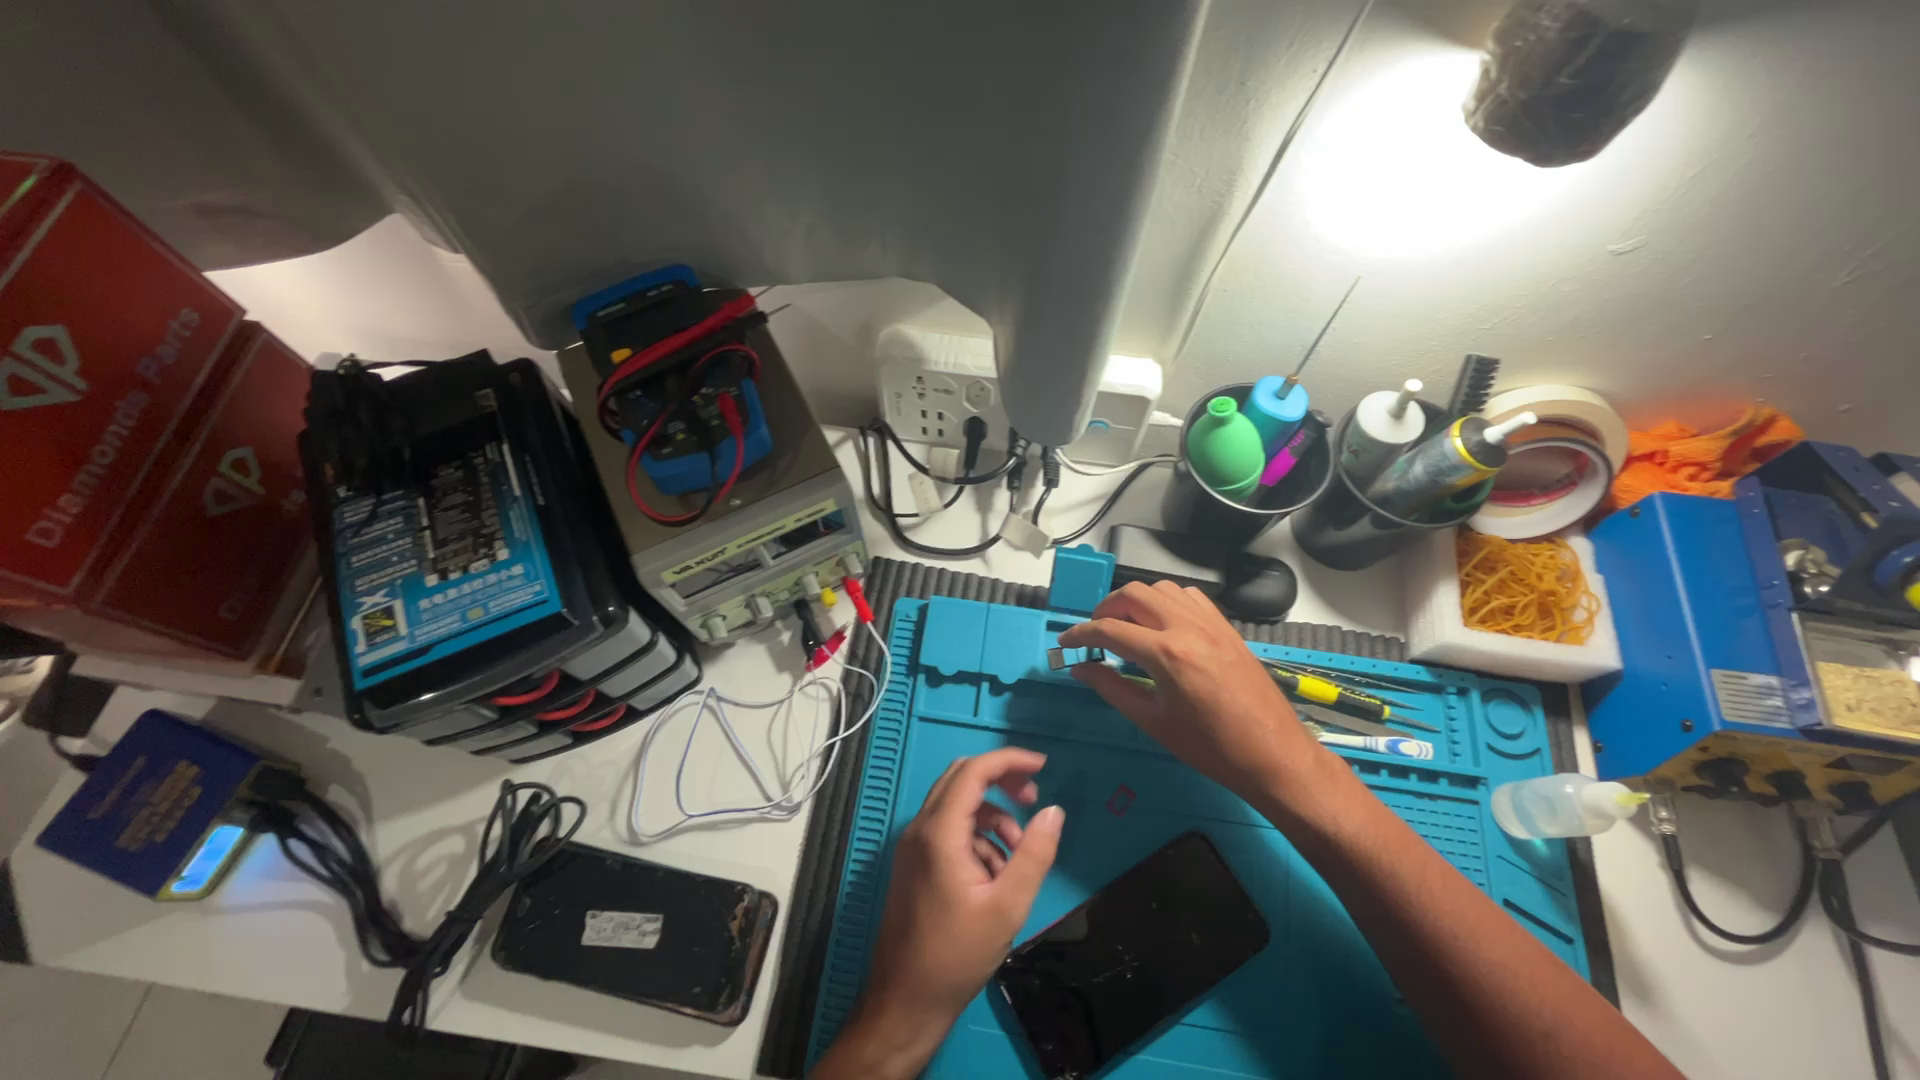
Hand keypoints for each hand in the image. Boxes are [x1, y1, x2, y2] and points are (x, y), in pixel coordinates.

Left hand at [815, 748, 1063, 1078]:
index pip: (973, 771)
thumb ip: (1034, 854)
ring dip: (992, 817)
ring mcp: (913, 847)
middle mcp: (920, 829)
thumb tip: (1053, 811)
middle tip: (1034, 800)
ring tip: (1018, 855)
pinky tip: (996, 875)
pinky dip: (977, 838)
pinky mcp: (914, 864)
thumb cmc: (957, 956)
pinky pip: (949, 831)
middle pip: (961, 779)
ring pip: (956, 806)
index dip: (1009, 761)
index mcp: (939, 833)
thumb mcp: (1007, 907)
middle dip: (1002, 782)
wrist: (905, 1001)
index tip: (1043, 767)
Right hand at [1057, 581, 1329, 803]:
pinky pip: (1189, 597)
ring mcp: (1210, 623)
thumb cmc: (1209, 747)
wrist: (1272, 753)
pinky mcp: (1226, 627)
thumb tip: (1080, 669)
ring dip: (1136, 601)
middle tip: (1094, 635)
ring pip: (1161, 589)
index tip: (1065, 644)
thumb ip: (1112, 688)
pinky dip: (1166, 602)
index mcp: (1166, 654)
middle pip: (1133, 594)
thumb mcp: (1153, 722)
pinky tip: (1161, 626)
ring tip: (1126, 627)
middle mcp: (1187, 627)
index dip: (1080, 635)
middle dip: (1105, 609)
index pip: (1109, 629)